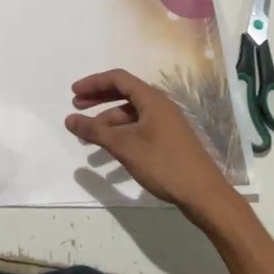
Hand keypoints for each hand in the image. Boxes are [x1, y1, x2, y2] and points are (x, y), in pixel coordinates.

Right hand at [66, 69, 235, 215]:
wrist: (204, 195)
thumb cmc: (164, 165)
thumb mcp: (125, 147)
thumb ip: (95, 132)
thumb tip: (69, 119)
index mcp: (152, 99)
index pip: (118, 78)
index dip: (94, 83)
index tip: (73, 93)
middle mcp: (160, 105)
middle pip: (124, 93)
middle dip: (98, 99)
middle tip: (77, 107)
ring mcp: (166, 123)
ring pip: (131, 113)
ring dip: (108, 120)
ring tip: (88, 136)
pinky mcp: (169, 140)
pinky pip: (139, 127)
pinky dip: (121, 133)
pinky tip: (110, 151)